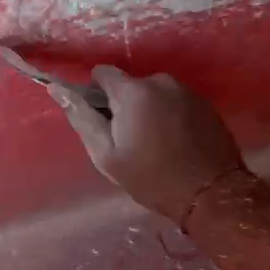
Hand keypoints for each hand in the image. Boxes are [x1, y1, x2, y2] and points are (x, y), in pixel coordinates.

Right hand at [51, 66, 248, 222]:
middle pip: (130, 85)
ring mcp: (186, 91)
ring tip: (156, 143)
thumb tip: (56, 88)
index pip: (103, 73)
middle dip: (125, 104)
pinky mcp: (205, 104)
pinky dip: (170, 115)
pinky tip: (176, 142)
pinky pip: (175, 101)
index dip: (97, 94)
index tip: (104, 120)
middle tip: (131, 139)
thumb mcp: (107, 156)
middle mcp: (160, 81)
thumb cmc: (153, 178)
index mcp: (133, 91)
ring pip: (154, 93)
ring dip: (149, 109)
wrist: (213, 196)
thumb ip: (82, 118)